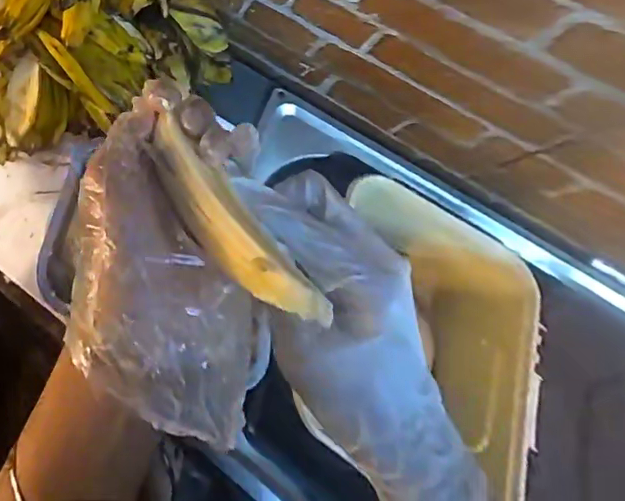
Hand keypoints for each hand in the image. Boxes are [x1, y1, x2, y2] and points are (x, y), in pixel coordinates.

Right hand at [243, 172, 485, 500]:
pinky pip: (331, 221)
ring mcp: (380, 250)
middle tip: (242, 223)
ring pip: (322, 202)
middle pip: (312, 193)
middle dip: (271, 201)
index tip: (218, 208)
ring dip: (287, 209)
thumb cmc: (348, 396)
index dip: (252, 209)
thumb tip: (235, 244)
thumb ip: (272, 286)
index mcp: (359, 273)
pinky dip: (302, 224)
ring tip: (261, 235)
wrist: (406, 430)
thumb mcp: (298, 347)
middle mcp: (374, 248)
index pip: (294, 219)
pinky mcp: (377, 258)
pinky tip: (285, 250)